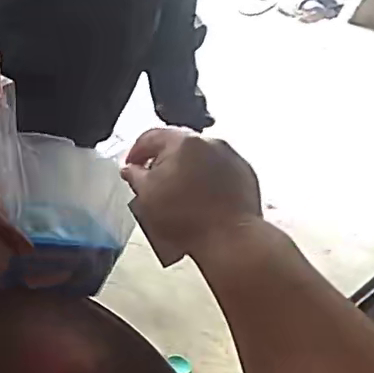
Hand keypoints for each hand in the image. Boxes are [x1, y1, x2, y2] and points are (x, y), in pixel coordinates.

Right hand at [120, 127, 262, 266]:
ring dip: (183, 169)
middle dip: (160, 160)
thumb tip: (131, 169)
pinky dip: (204, 179)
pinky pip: (217, 170)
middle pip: (176, 145)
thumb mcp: (146, 195)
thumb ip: (134, 175)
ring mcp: (230, 156)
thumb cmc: (185, 216)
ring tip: (174, 193)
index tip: (130, 165)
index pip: (151, 136)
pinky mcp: (243, 173)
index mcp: (182, 142)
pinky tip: (196, 199)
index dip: (135, 151)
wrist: (227, 236)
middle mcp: (209, 142)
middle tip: (149, 180)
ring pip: (198, 157)